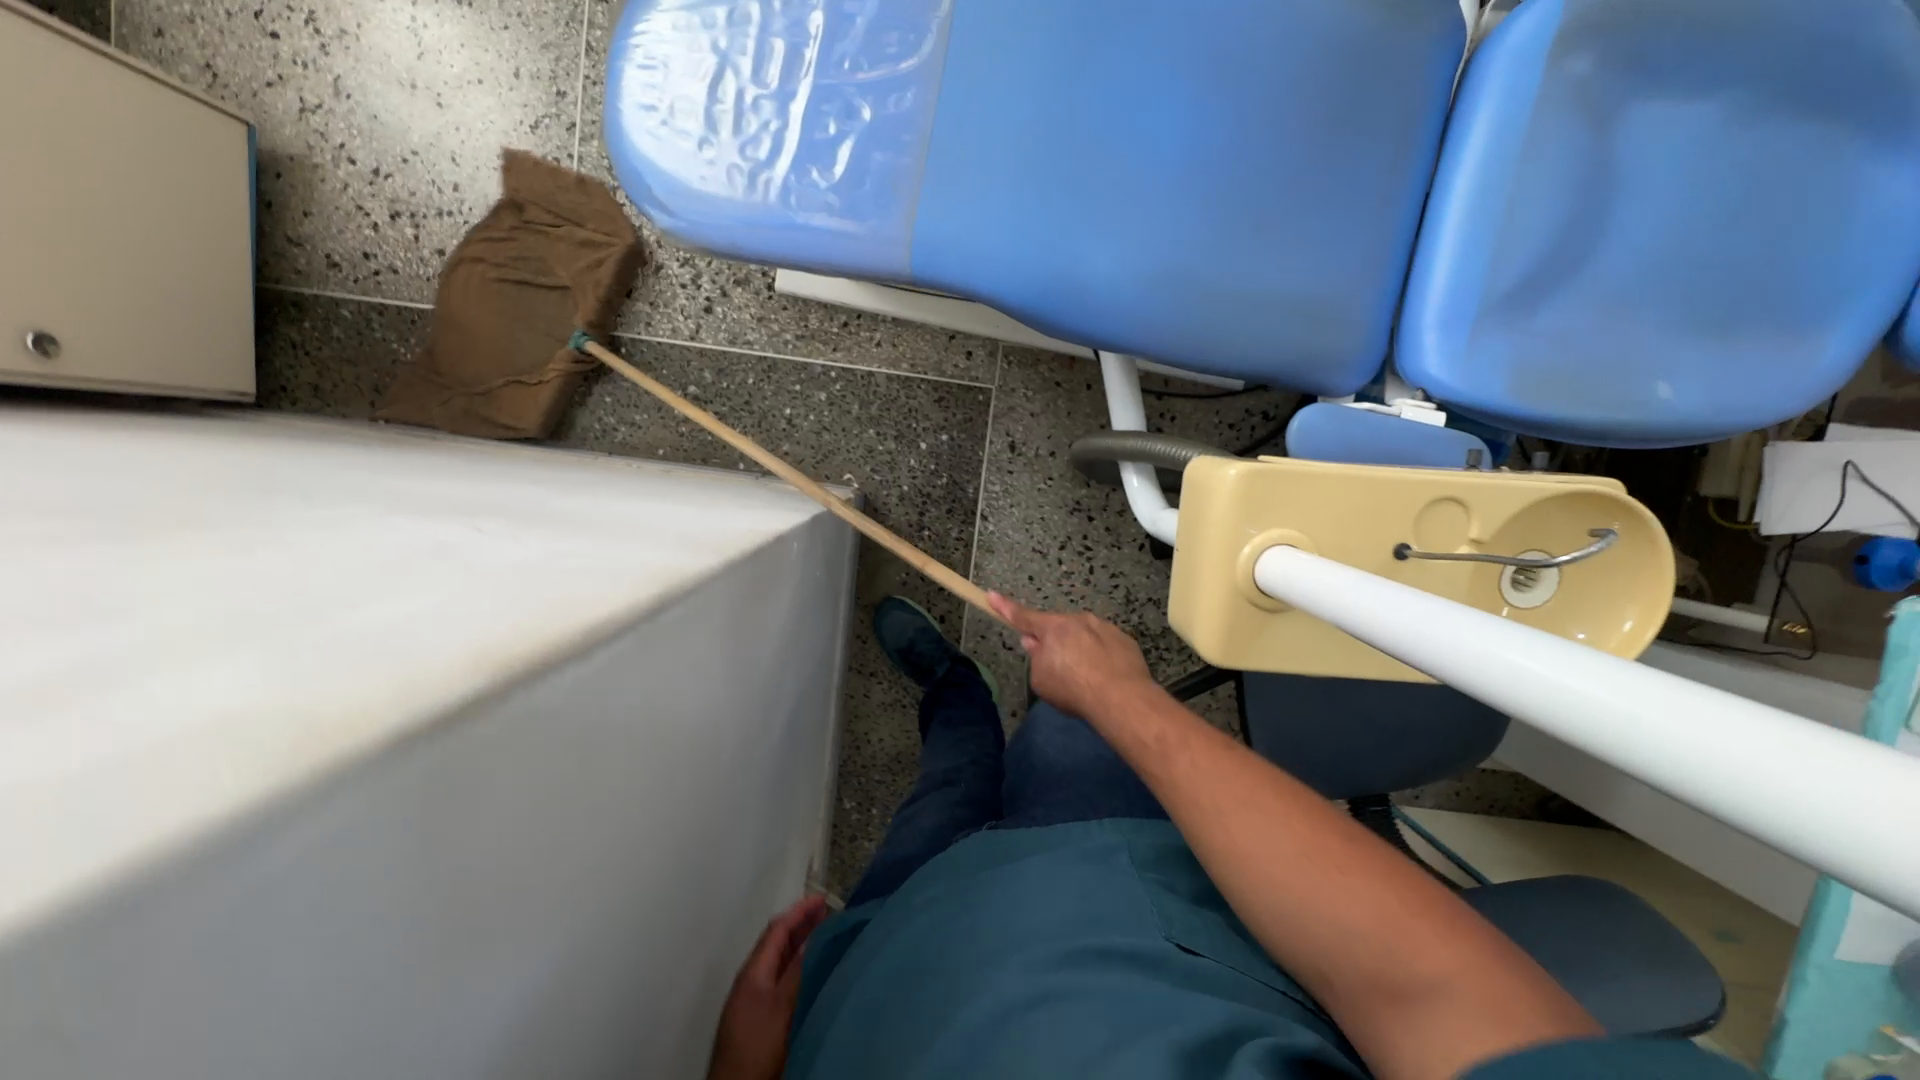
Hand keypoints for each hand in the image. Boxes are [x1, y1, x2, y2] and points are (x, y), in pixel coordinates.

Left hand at [707, 894, 830, 1079]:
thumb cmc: (759, 1044)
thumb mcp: (782, 1006)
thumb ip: (797, 972)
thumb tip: (812, 939)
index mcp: (753, 971)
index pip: (776, 931)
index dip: (799, 912)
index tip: (822, 898)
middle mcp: (751, 980)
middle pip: (776, 943)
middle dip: (800, 924)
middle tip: (827, 911)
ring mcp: (753, 998)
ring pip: (779, 961)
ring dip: (799, 944)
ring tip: (823, 934)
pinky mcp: (759, 1016)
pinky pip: (780, 978)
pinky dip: (797, 965)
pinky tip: (811, 971)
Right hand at [988, 592, 1157, 722]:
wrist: (1121, 698)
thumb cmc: (1073, 689)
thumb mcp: (1041, 680)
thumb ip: (1036, 658)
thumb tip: (1035, 642)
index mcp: (1053, 628)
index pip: (1023, 616)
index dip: (1005, 608)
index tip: (991, 595)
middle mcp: (1079, 620)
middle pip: (1058, 628)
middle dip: (1054, 642)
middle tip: (1058, 668)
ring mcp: (1105, 627)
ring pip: (1084, 635)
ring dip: (1080, 649)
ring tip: (1087, 678)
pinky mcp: (1125, 640)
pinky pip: (1105, 644)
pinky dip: (1101, 656)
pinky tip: (1105, 677)